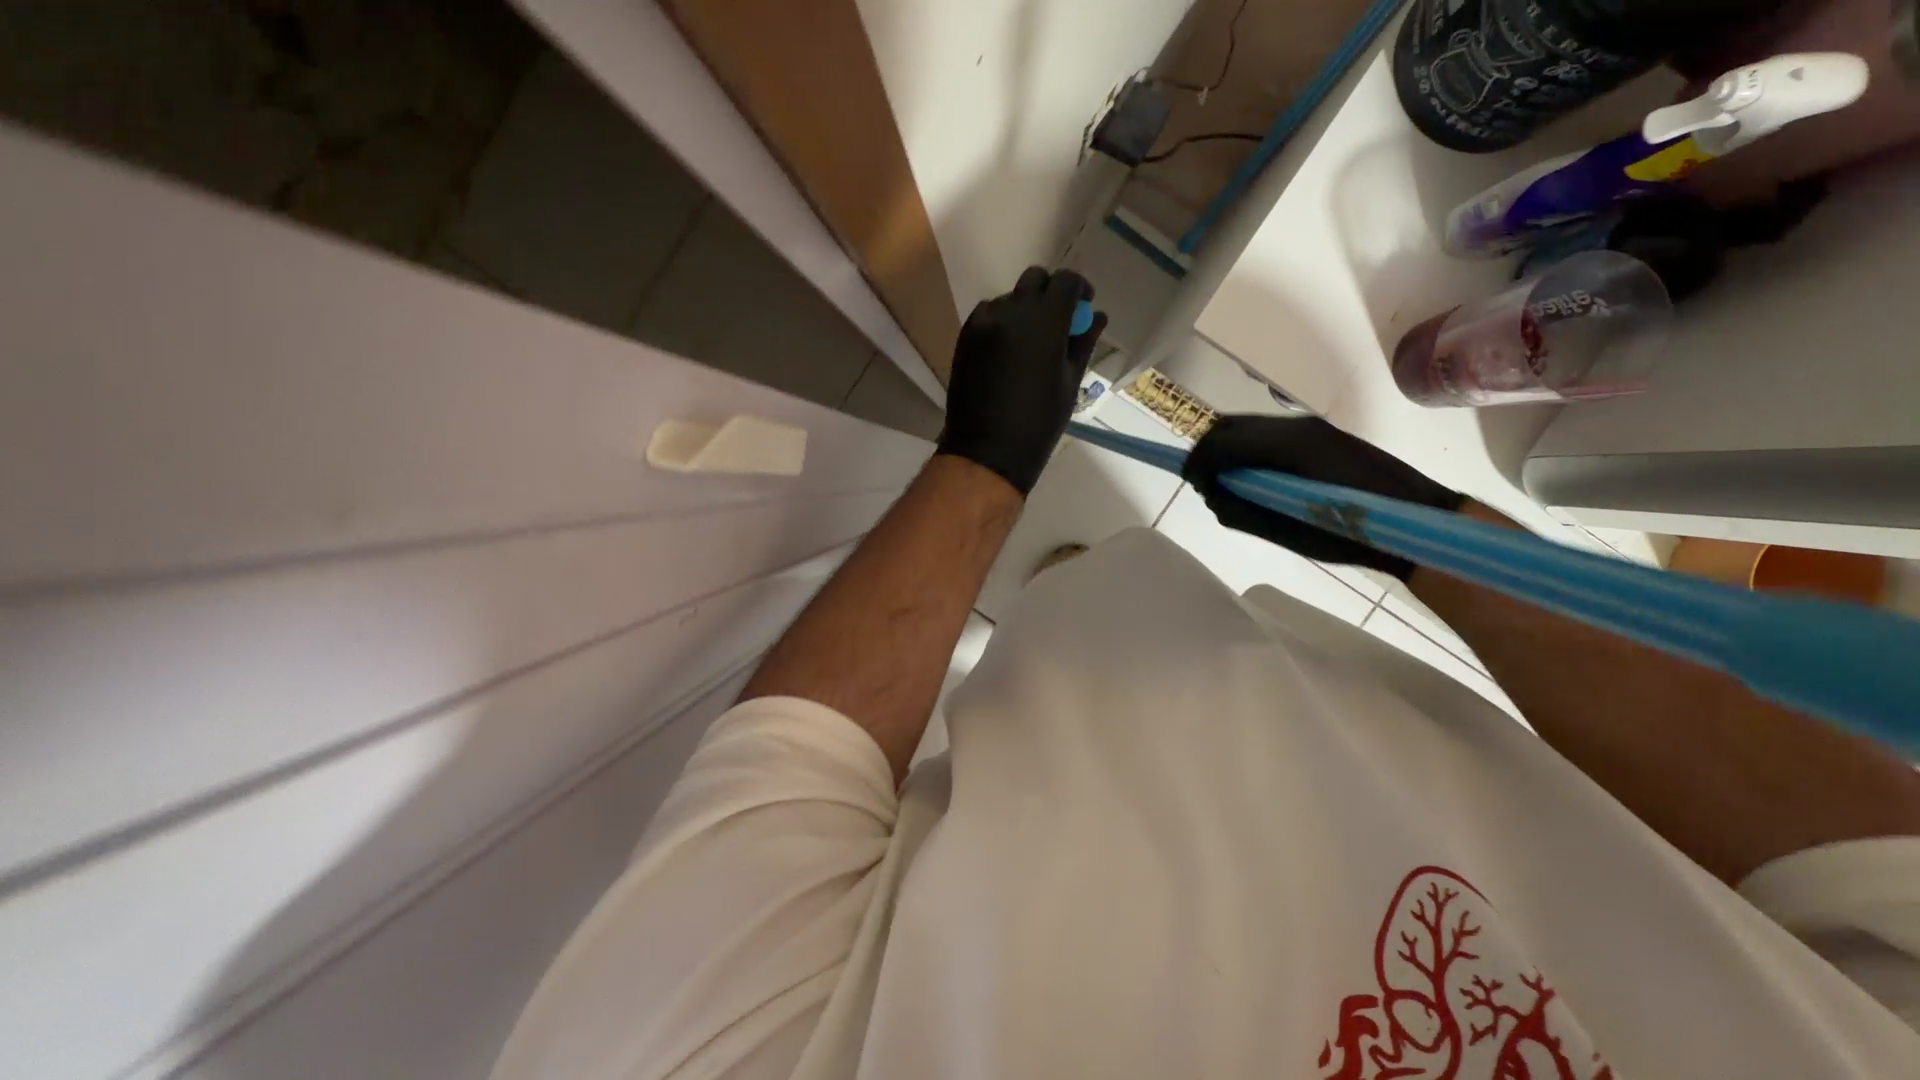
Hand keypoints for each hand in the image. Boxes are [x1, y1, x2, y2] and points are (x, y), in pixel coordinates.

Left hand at [937, 267, 1106, 495]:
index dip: (1079, 289)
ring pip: (1010, 296)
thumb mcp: (1070, 381)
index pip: (1066, 281)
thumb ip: (1083, 342)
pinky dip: (1002, 322)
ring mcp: (984, 320)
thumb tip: (1096, 316)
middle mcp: (1012, 310)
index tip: (1083, 306)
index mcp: (1045, 321)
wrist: (988, 447)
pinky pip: (989, 313)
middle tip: (1059, 320)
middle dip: (1051, 292)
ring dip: (1025, 308)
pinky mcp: (965, 334)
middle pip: (1035, 280)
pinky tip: (1008, 351)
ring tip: (1031, 342)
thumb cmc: (1040, 421)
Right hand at [1181, 414, 1463, 579]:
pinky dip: (1253, 453)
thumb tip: (1210, 492)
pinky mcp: (1321, 436)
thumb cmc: (1352, 532)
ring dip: (1230, 452)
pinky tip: (1263, 481)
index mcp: (1285, 447)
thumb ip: (1240, 509)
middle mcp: (1293, 428)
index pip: (1221, 440)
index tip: (1189, 480)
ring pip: (1249, 428)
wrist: (1418, 520)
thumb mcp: (1286, 530)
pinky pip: (1271, 436)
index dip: (1197, 459)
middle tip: (1208, 484)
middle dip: (1210, 451)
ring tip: (1234, 486)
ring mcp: (1310, 428)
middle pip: (1230, 426)